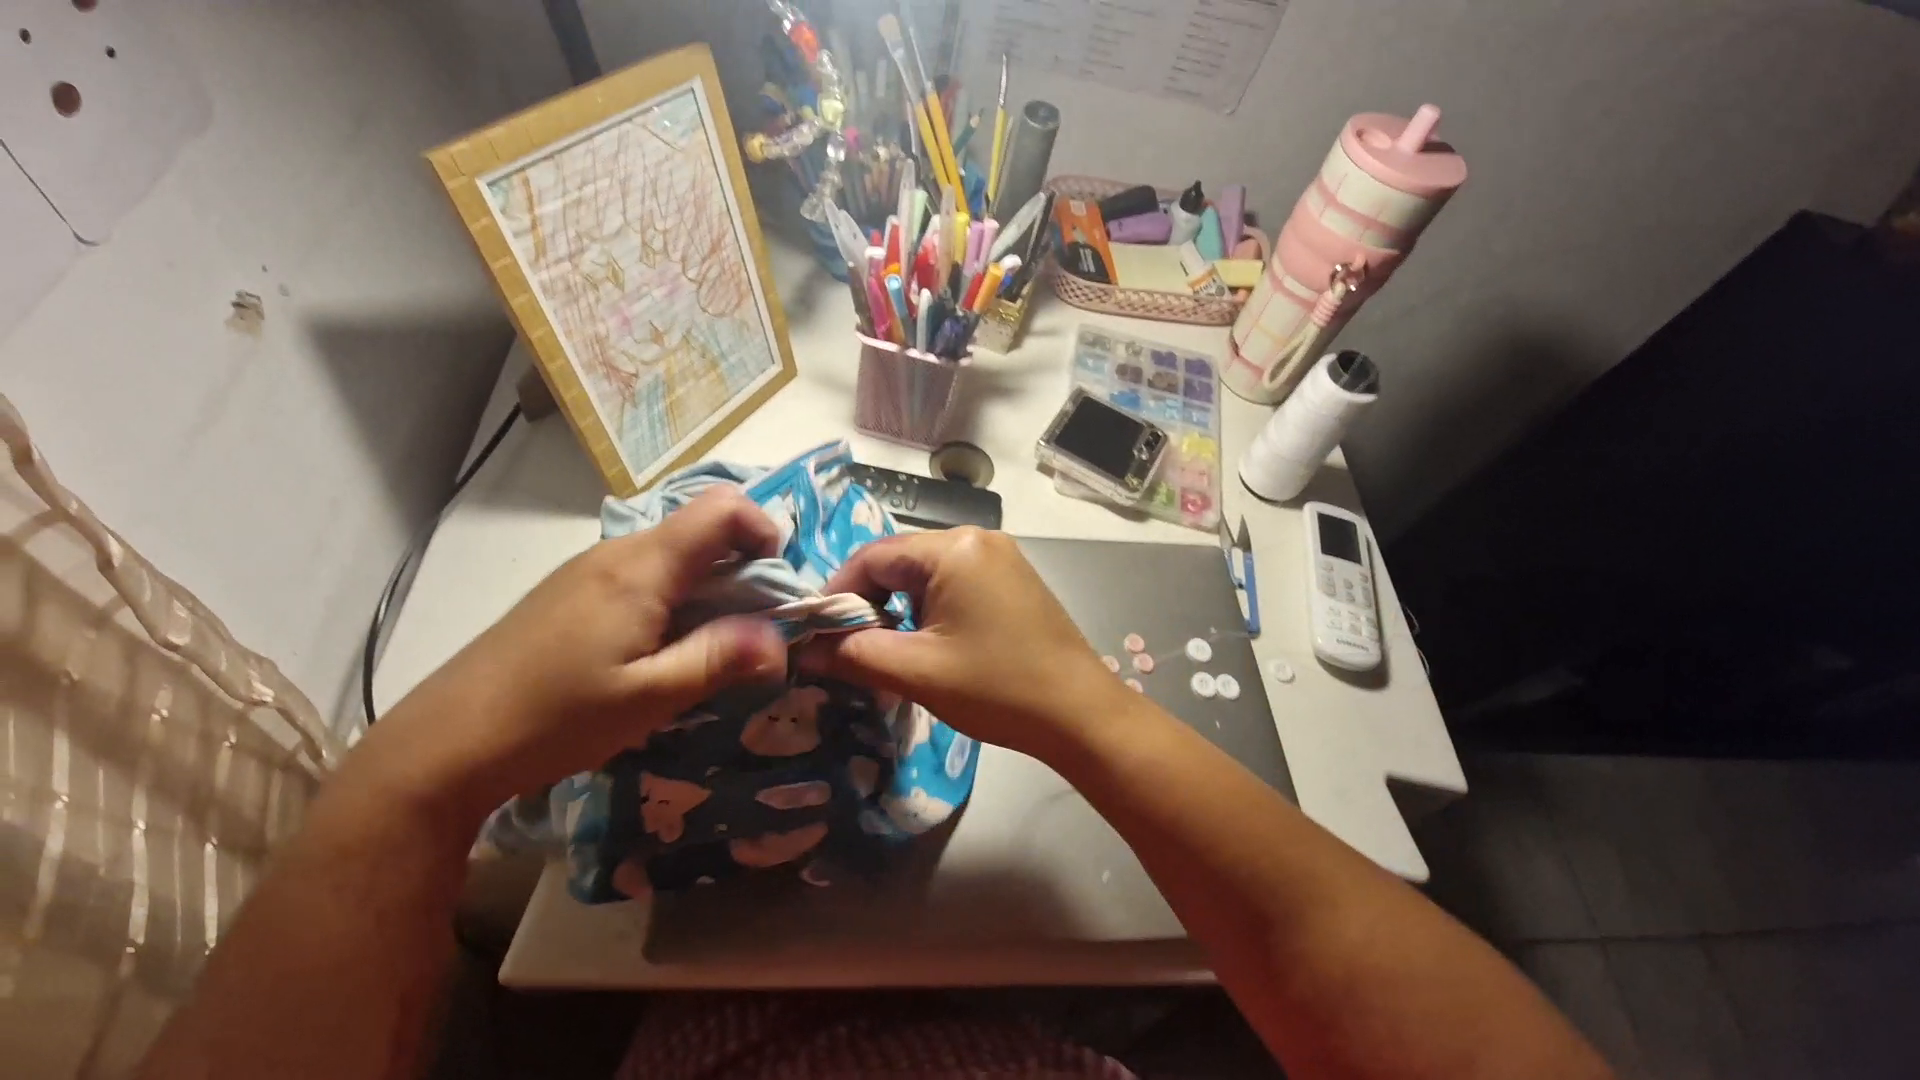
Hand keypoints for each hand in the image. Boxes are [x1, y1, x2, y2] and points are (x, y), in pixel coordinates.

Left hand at [360, 487, 789, 820]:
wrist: (447, 741)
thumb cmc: (556, 717)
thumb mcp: (650, 697)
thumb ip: (720, 658)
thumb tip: (783, 637)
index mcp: (642, 566)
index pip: (724, 509)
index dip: (765, 534)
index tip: (777, 589)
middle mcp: (617, 552)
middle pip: (702, 531)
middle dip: (744, 573)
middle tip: (750, 636)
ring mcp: (589, 570)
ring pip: (673, 556)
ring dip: (708, 591)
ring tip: (706, 651)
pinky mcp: (572, 593)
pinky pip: (643, 577)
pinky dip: (673, 601)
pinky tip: (658, 654)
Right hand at [799, 528, 1127, 759]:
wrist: (1079, 713)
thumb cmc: (996, 688)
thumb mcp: (916, 672)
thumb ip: (852, 654)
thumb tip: (802, 649)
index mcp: (952, 548)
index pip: (871, 557)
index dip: (836, 594)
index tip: (816, 635)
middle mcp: (977, 538)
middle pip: (898, 561)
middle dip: (867, 603)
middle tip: (849, 648)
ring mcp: (1000, 556)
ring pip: (924, 574)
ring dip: (897, 608)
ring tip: (885, 650)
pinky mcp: (1012, 578)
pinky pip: (953, 582)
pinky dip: (929, 608)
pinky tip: (927, 643)